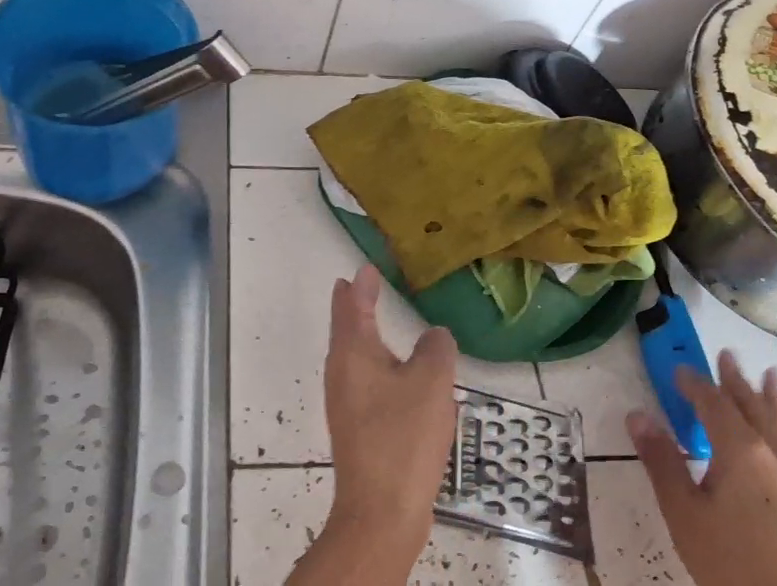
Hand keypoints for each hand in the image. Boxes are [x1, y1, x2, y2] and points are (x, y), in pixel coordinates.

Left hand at [287, 265, 457, 585]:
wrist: (381, 509)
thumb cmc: (403, 437)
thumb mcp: (430, 383)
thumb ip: (435, 349)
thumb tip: (434, 335)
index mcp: (353, 353)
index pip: (353, 306)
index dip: (361, 285)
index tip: (364, 267)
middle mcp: (341, 372)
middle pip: (345, 329)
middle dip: (353, 306)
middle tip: (361, 284)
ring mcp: (345, 402)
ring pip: (353, 356)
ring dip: (363, 334)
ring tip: (375, 320)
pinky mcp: (357, 427)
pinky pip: (364, 380)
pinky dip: (374, 363)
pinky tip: (393, 375)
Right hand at [628, 351, 776, 585]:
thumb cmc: (729, 560)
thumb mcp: (683, 512)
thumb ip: (661, 461)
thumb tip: (637, 415)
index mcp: (739, 452)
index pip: (713, 405)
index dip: (695, 384)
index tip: (678, 370)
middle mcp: (772, 457)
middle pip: (752, 408)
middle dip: (736, 382)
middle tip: (726, 355)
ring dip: (773, 400)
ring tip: (772, 376)